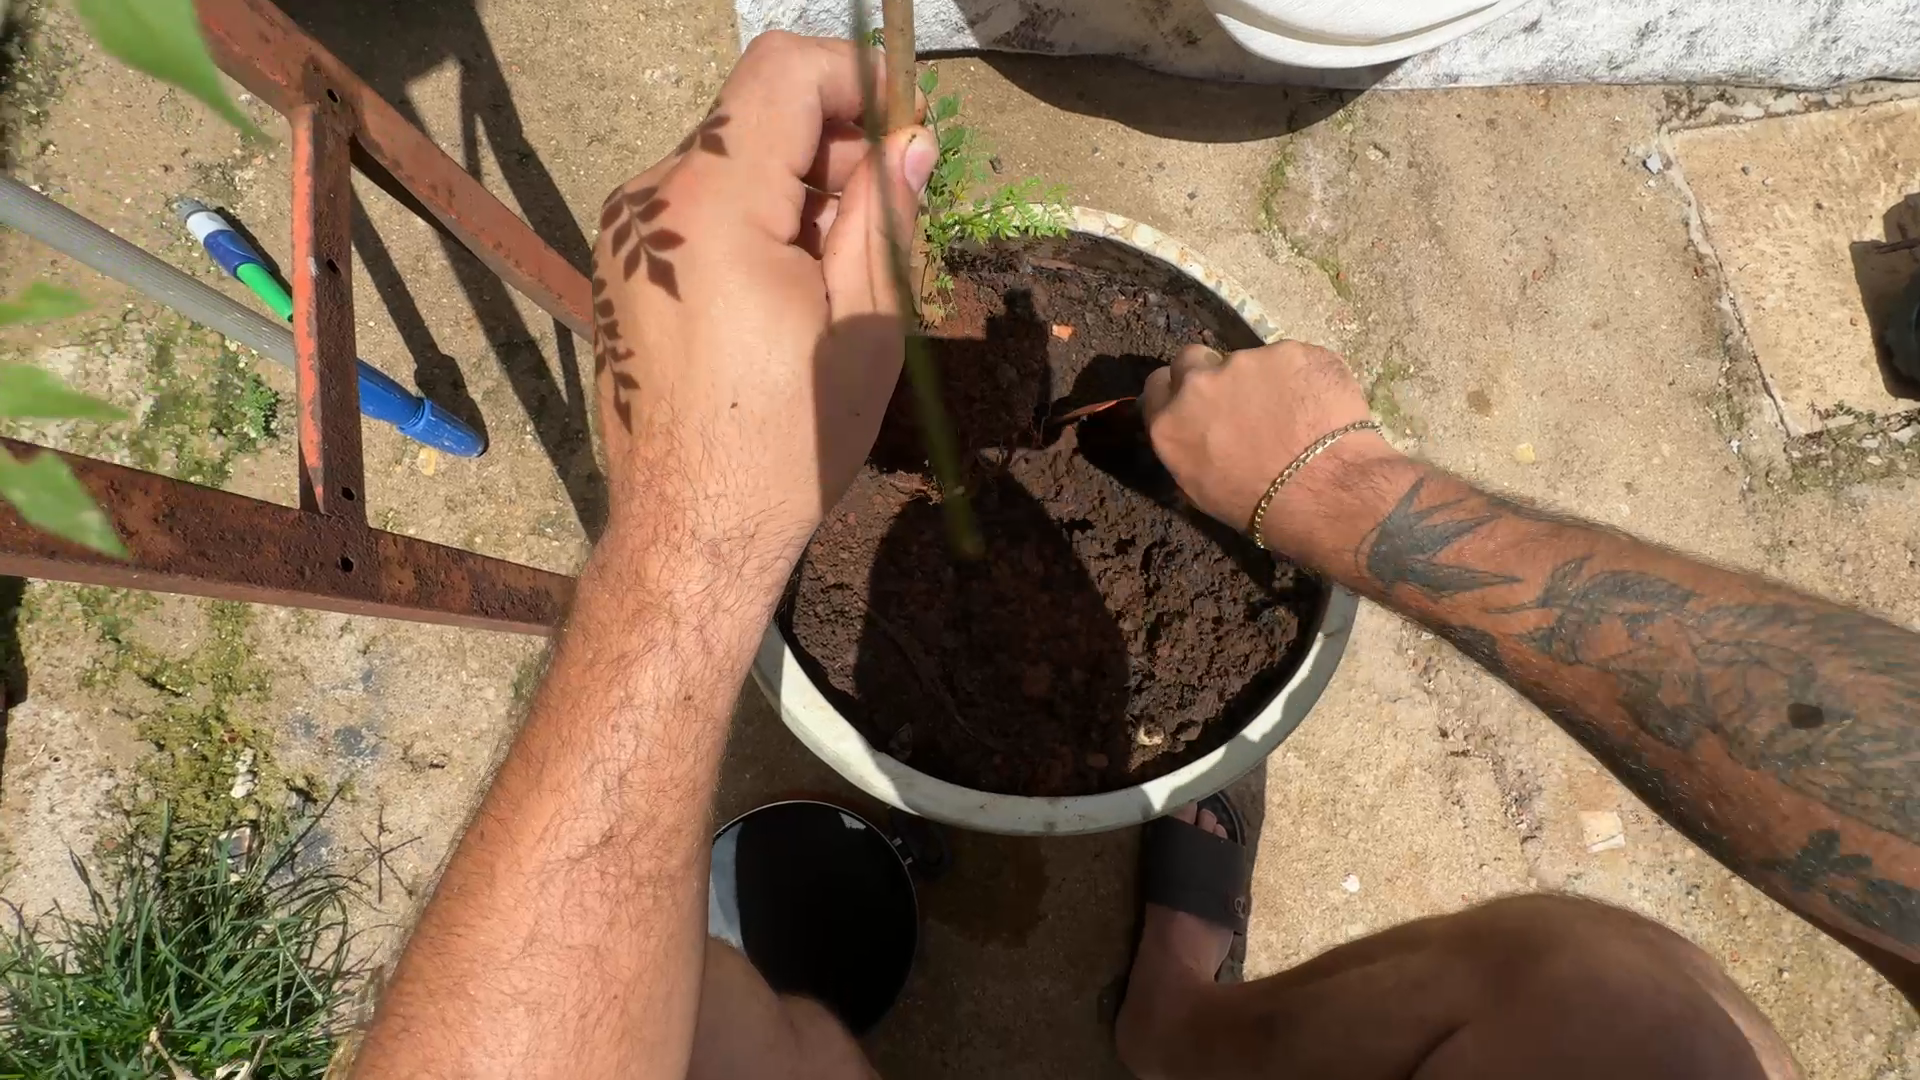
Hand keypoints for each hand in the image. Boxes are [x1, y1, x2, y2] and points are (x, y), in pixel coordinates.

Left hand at [590, 33, 935, 569]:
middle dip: (832, 149)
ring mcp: (624, 240)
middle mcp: (651, 203)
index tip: (904, 127)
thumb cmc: (790, 444)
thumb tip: (910, 143)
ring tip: (837, 274)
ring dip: (794, 195)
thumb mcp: (864, 333)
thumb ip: (883, 222)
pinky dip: (752, 227)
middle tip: (887, 219)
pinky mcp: (620, 275)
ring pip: (725, 169)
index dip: (855, 79)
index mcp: (713, 206)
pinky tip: (784, 297)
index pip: (783, 73)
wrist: (694, 530)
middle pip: (753, 120)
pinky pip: (696, 216)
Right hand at [1139, 341, 1399, 550]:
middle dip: (1207, 373)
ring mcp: (1244, 361)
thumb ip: (1185, 446)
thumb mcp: (1197, 487)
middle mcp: (1198, 383)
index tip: (1193, 404)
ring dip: (1258, 379)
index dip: (1175, 391)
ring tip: (1288, 411)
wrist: (1323, 490)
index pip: (1156, 385)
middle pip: (1191, 359)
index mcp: (1169, 421)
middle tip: (1236, 400)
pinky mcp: (1289, 350)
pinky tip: (1315, 405)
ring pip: (1246, 360)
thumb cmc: (1255, 504)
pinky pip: (1289, 359)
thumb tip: (1193, 433)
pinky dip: (1298, 377)